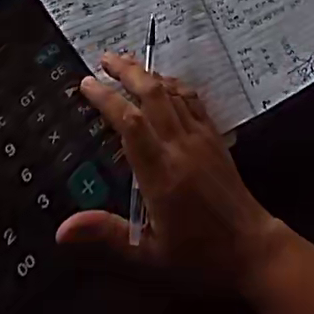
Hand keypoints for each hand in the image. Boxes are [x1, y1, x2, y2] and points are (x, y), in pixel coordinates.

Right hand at [57, 53, 285, 294]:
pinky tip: (163, 81)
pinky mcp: (214, 135)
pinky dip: (173, 84)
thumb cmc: (198, 256)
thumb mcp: (148, 255)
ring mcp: (200, 136)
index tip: (87, 83)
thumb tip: (62, 230)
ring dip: (148, 73)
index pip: (130, 123)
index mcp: (161, 173)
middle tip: (105, 58)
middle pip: (152, 94)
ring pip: (172, 92)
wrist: (251, 247)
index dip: (107, 98)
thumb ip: (106, 234)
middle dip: (127, 71)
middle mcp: (181, 146)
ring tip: (127, 62)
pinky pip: (192, 99)